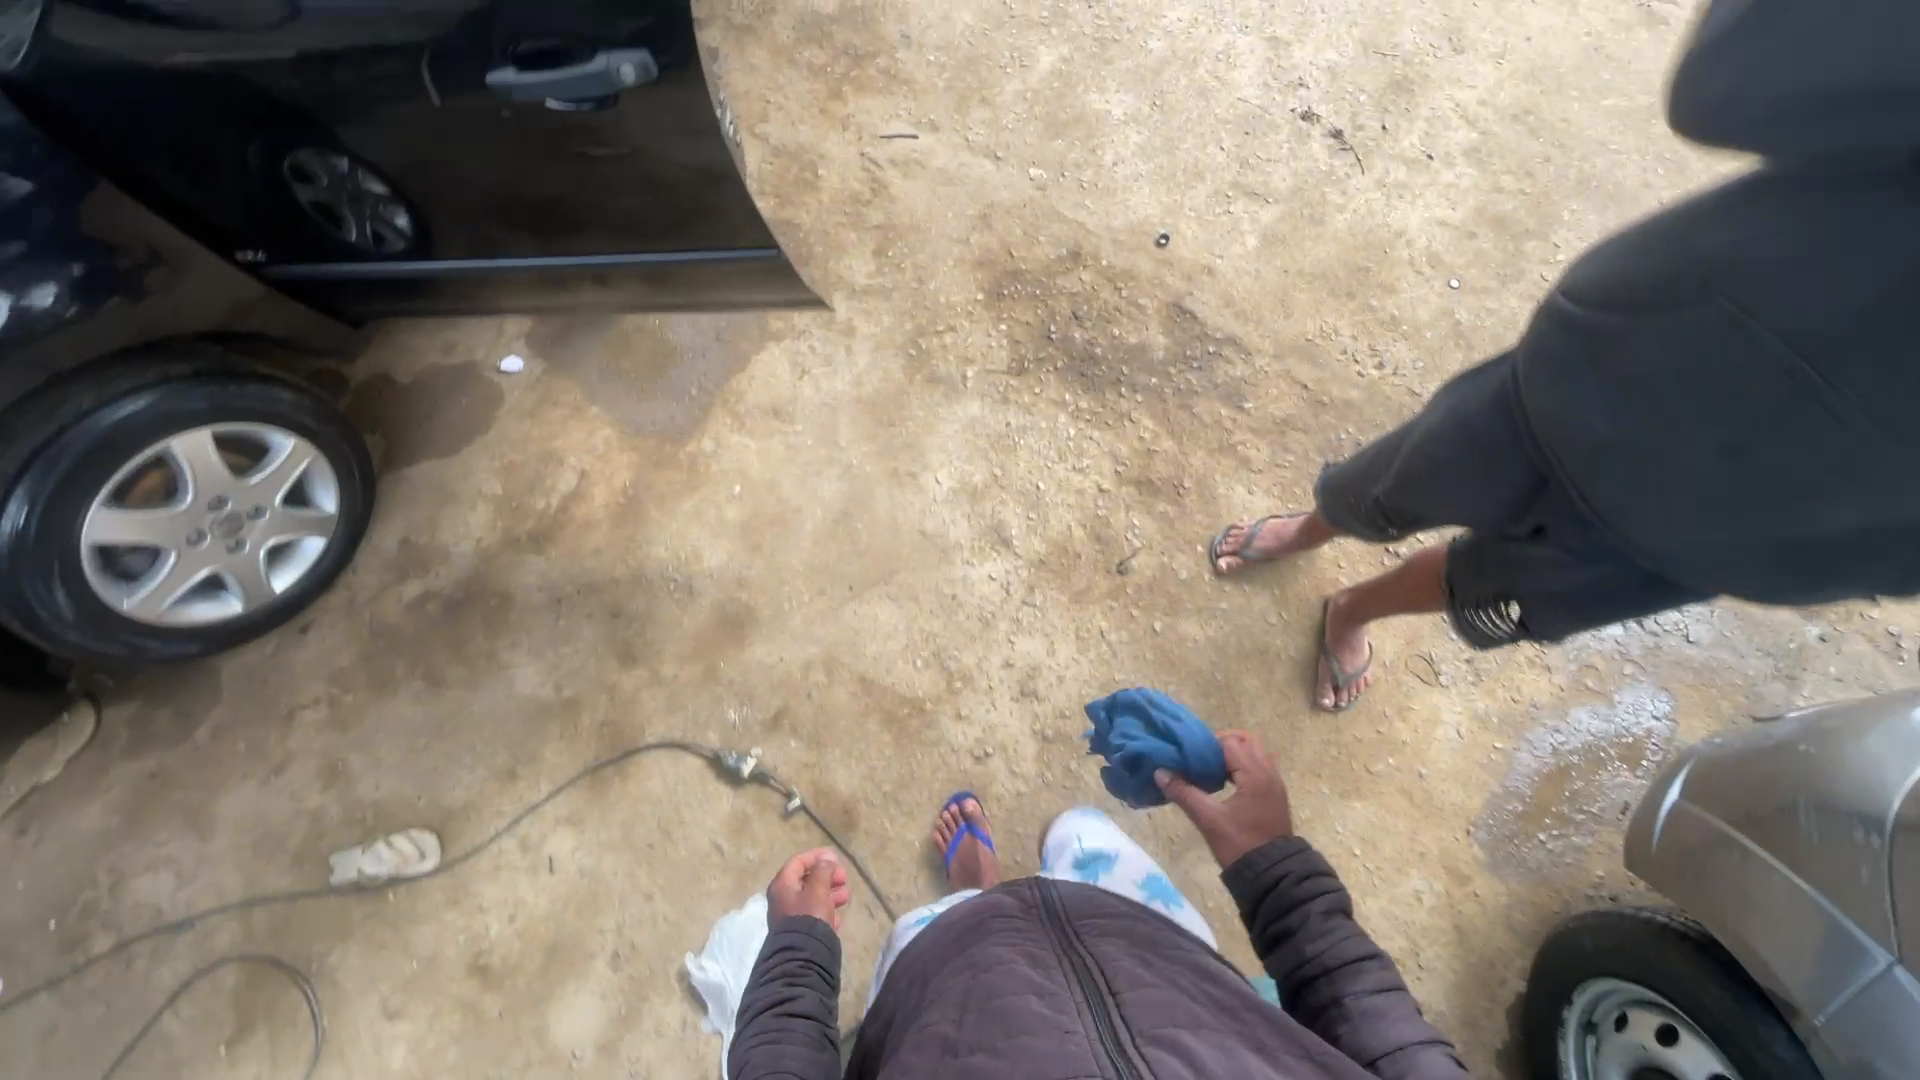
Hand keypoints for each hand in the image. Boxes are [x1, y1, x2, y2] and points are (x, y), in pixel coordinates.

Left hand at [766, 848, 851, 929]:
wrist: (802, 957)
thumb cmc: (808, 915)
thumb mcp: (817, 888)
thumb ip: (823, 870)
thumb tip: (827, 860)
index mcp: (782, 884)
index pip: (798, 861)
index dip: (817, 856)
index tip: (836, 858)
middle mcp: (783, 898)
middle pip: (807, 879)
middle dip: (827, 876)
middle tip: (844, 878)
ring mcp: (790, 916)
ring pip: (812, 897)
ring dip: (830, 893)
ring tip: (846, 896)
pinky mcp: (799, 931)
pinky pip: (814, 915)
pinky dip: (826, 911)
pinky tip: (837, 918)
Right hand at [1156, 729, 1292, 867]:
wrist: (1272, 876)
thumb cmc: (1240, 845)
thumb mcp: (1208, 819)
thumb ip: (1184, 792)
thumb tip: (1160, 772)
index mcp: (1255, 775)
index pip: (1230, 742)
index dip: (1208, 744)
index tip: (1190, 755)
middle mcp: (1269, 774)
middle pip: (1248, 741)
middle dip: (1224, 743)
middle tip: (1203, 757)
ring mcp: (1275, 785)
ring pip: (1256, 753)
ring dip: (1235, 754)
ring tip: (1212, 768)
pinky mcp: (1274, 796)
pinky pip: (1260, 767)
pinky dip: (1243, 766)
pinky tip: (1224, 783)